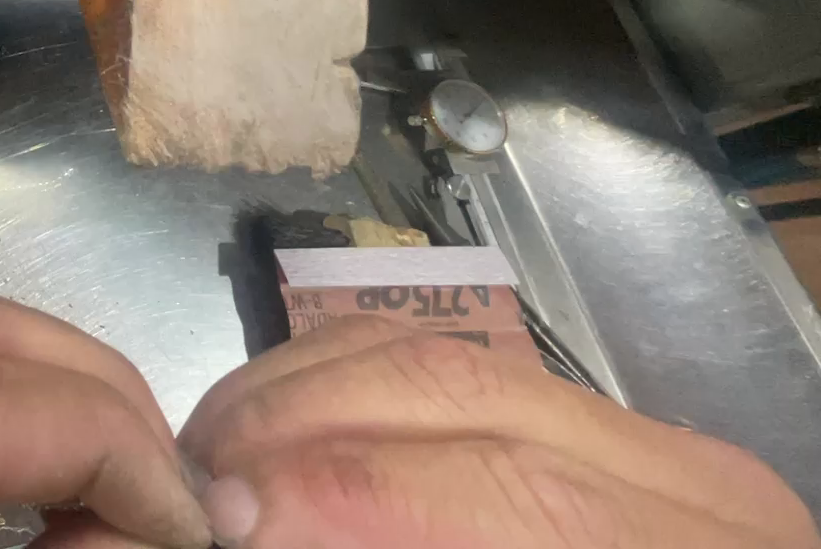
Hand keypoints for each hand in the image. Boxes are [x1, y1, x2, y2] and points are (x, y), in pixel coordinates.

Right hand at [180, 315, 820, 547]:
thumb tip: (251, 528)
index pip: (506, 488)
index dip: (342, 486)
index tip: (230, 515)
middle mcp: (672, 472)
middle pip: (441, 381)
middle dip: (291, 413)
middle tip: (200, 466)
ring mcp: (611, 421)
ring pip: (413, 344)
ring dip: (288, 381)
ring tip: (216, 435)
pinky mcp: (551, 403)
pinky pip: (411, 350)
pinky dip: (318, 372)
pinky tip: (268, 411)